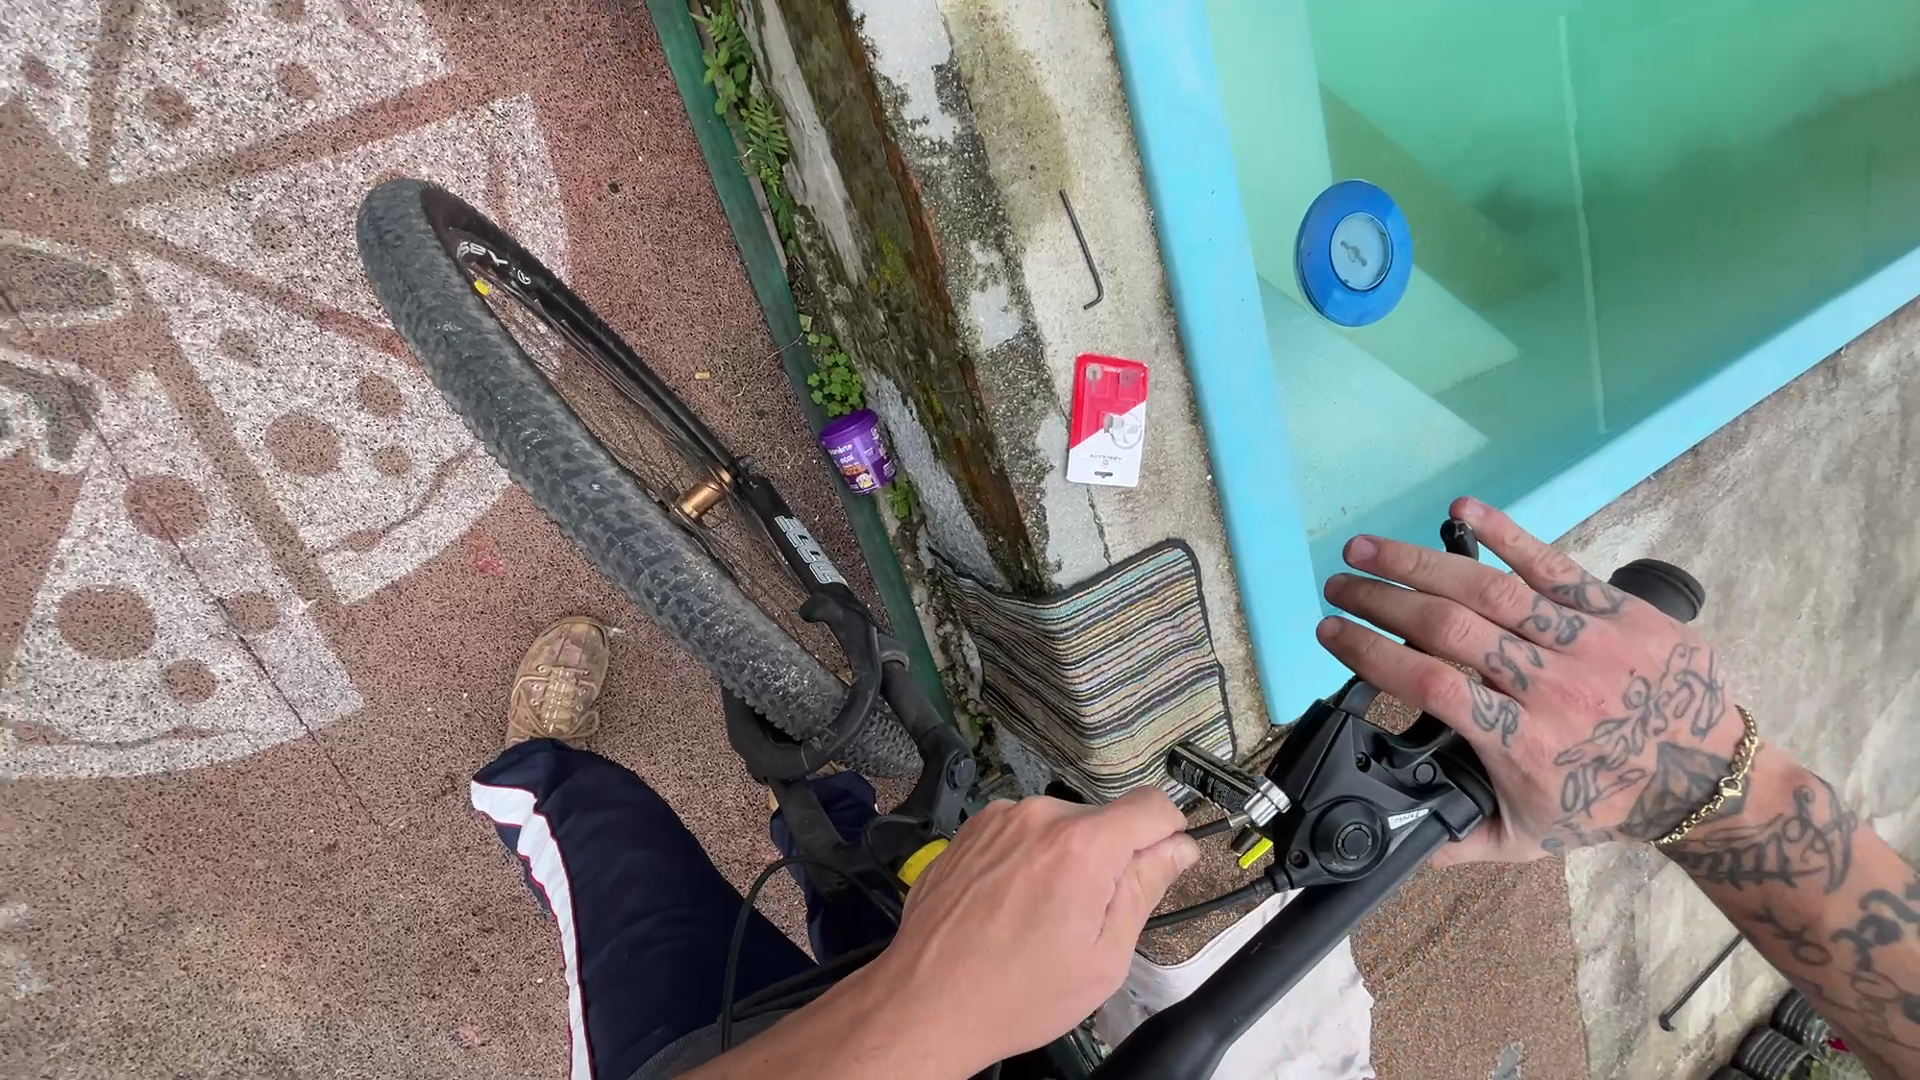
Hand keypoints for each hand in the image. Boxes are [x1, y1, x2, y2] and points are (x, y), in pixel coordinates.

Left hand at [865, 789, 1197, 1071]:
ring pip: (1063, 824)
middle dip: (1111, 858)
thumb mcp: (1104, 956)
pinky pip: (1024, 827)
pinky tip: (1013, 899)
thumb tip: (1179, 848)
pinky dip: (1030, 854)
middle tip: (1087, 914)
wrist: (930, 997)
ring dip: (1068, 856)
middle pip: (1105, 819)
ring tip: (1042, 912)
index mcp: (1082, 846)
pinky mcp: (976, 825)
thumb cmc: (1018, 992)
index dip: (1167, 833)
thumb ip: (1146, 888)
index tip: (1160, 862)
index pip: (1151, 804)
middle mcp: (1040, 816)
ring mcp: (1002, 816)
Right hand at [1315, 496, 1745, 863]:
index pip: (1431, 685)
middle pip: (1449, 629)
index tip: (1329, 631)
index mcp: (1524, 742)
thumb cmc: (1604, 805)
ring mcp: (1589, 643)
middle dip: (1379, 600)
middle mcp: (1553, 688)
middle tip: (1335, 586)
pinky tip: (1461, 508)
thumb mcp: (1526, 839)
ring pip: (1489, 590)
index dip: (1371, 653)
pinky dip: (1505, 533)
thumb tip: (1381, 831)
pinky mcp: (1619, 611)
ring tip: (1364, 548)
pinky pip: (1555, 564)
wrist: (1718, 785)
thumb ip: (1454, 837)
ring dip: (1416, 563)